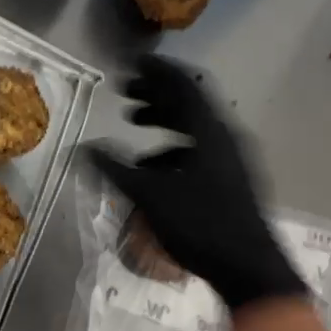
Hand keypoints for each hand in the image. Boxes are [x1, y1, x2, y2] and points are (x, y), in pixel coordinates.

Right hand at [86, 55, 307, 313]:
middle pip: (190, 104)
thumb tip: (82, 148)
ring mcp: (232, 160)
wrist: (248, 267)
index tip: (132, 63)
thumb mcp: (150, 196)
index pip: (183, 85)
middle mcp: (225, 138)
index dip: (156, 71)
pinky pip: (199, 153)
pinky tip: (154, 172)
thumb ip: (115, 169)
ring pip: (195, 130)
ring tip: (135, 128)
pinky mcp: (232, 182)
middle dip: (156, 96)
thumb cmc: (199, 226)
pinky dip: (173, 151)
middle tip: (127, 96)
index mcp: (209, 131)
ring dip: (164, 124)